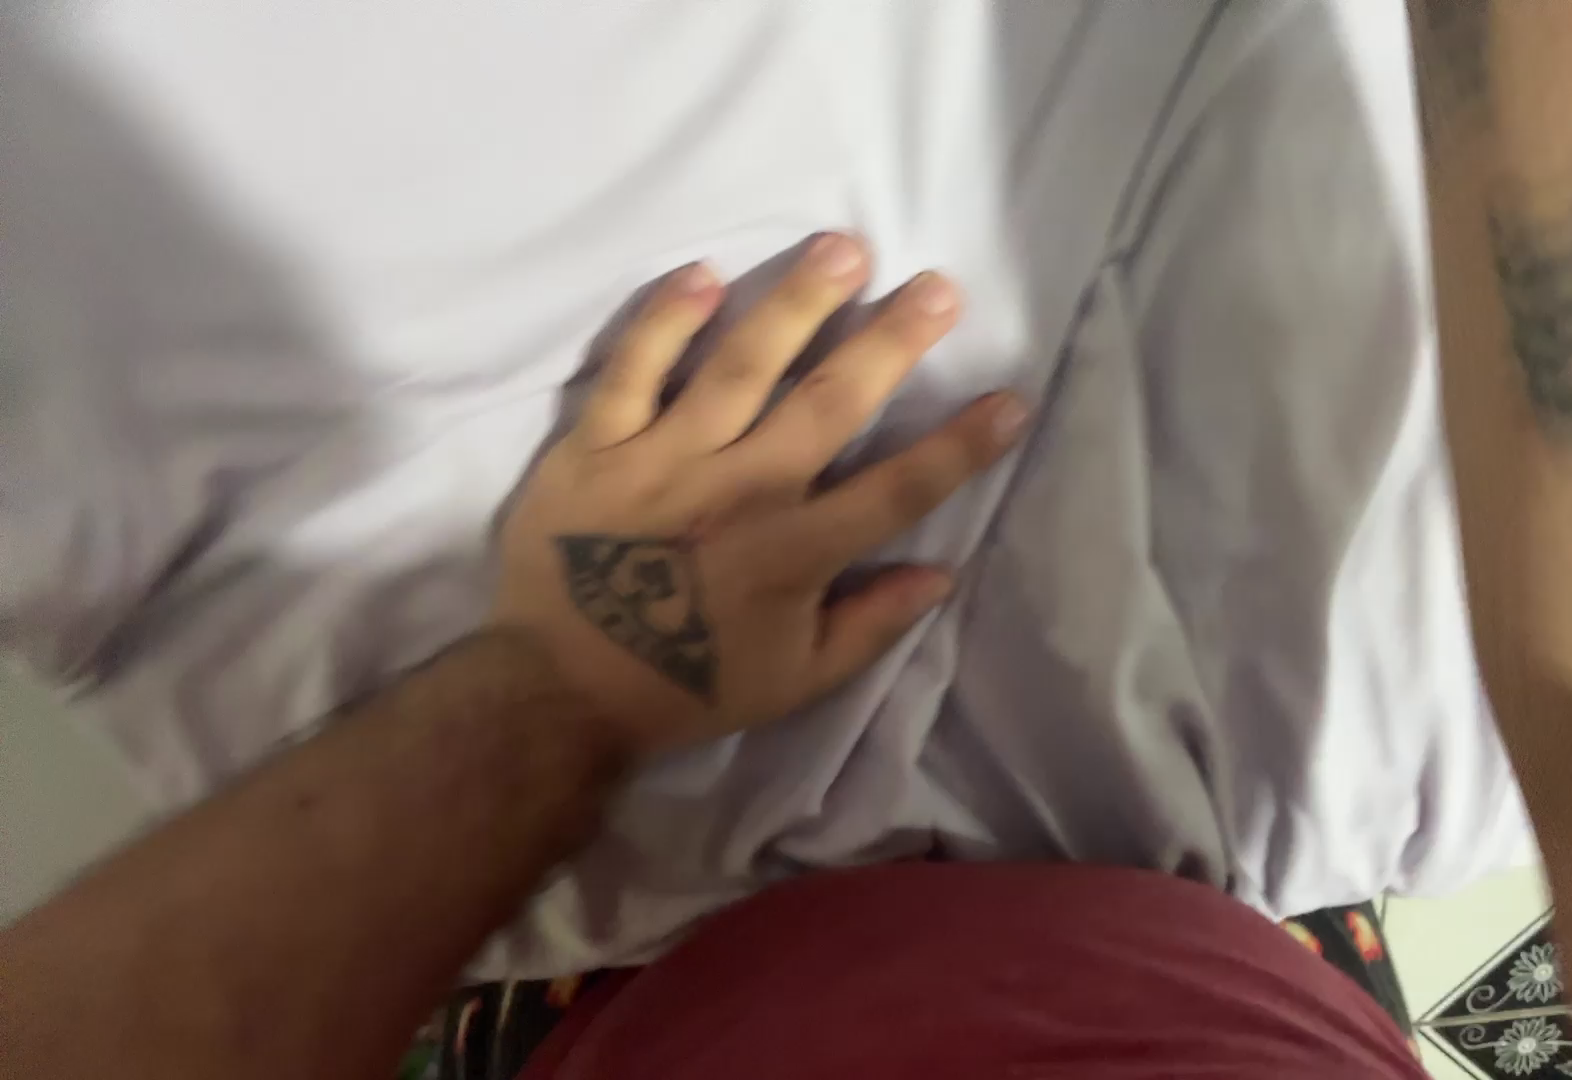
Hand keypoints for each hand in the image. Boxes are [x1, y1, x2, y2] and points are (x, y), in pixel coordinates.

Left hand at [492, 235, 1026, 752]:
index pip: (899, 488)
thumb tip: (942, 576)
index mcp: (796, 551)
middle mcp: (741, 490)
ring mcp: (663, 460)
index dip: (961, 446)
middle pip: (829, 402)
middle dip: (892, 342)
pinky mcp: (595, 448)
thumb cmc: (692, 686)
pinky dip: (662, 321)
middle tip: (937, 288)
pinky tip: (701, 274)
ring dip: (795, 303)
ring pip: (738, 366)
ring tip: (841, 249)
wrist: (560, 693)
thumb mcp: (800, 680)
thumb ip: (873, 626)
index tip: (1010, 402)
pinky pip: (630, 371)